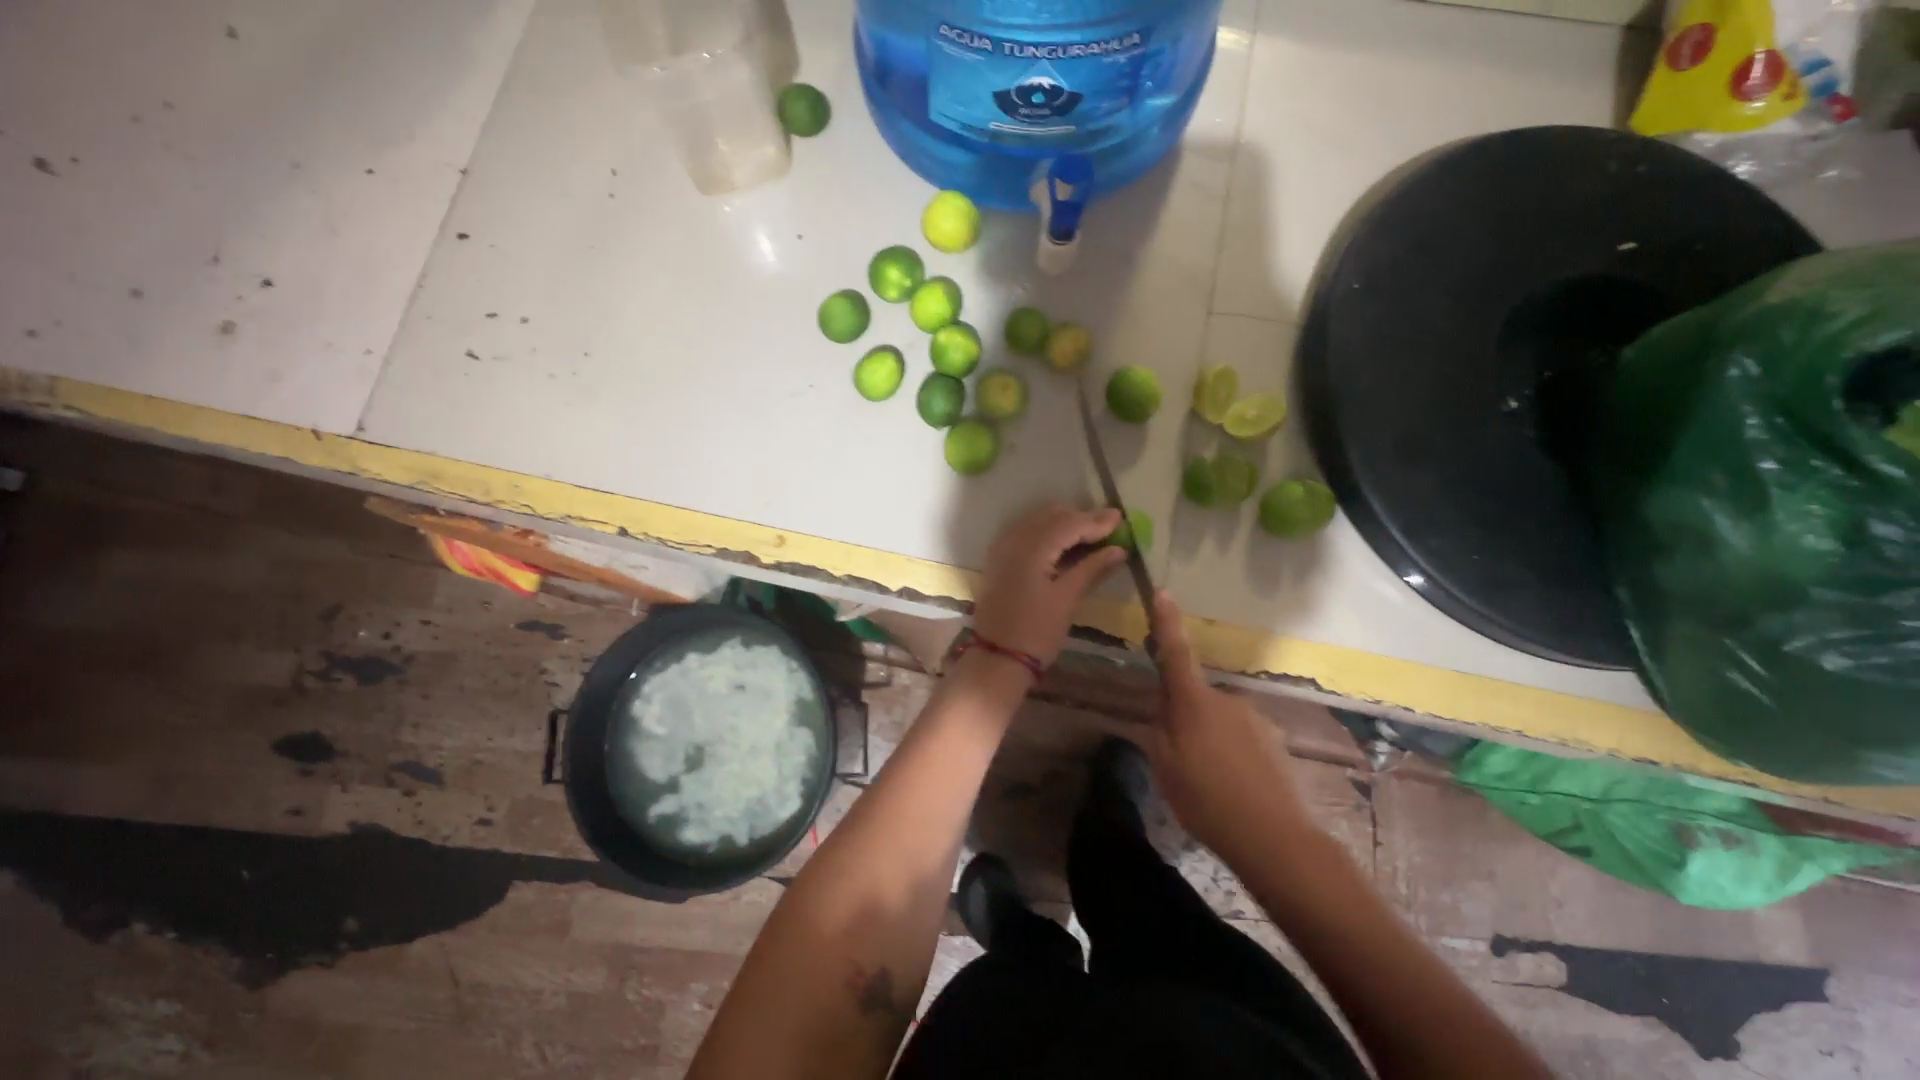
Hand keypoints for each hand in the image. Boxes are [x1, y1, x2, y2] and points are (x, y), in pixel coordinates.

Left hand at [972, 503, 1129, 666]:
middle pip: (1051, 516)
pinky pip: (1024, 533)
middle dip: (1080, 518)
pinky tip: (1062, 544)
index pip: (1068, 523)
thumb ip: (1092, 569)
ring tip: (1090, 535)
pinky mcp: (998, 560)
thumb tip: (1120, 549)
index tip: (1121, 519)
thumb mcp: (1067, 599)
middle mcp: (1014, 539)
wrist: (996, 658)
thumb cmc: (1036, 632)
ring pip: (1037, 521)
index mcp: (1032, 548)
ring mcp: (1002, 548)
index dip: (1096, 521)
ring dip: (1063, 523)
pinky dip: (1046, 532)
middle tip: (1108, 528)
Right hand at [1144, 591, 1316, 862]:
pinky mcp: (1273, 740)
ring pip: (1217, 720)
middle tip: (1177, 759)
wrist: (1274, 837)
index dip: (1167, 624)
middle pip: (1194, 697)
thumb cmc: (1207, 801)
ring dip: (1208, 740)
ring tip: (1207, 782)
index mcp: (1195, 704)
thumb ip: (1160, 728)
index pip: (1176, 654)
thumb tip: (1165, 705)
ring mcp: (1254, 719)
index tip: (1163, 592)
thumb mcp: (1165, 767)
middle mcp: (1228, 701)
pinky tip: (1231, 787)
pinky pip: (1239, 738)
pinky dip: (1230, 755)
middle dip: (1183, 716)